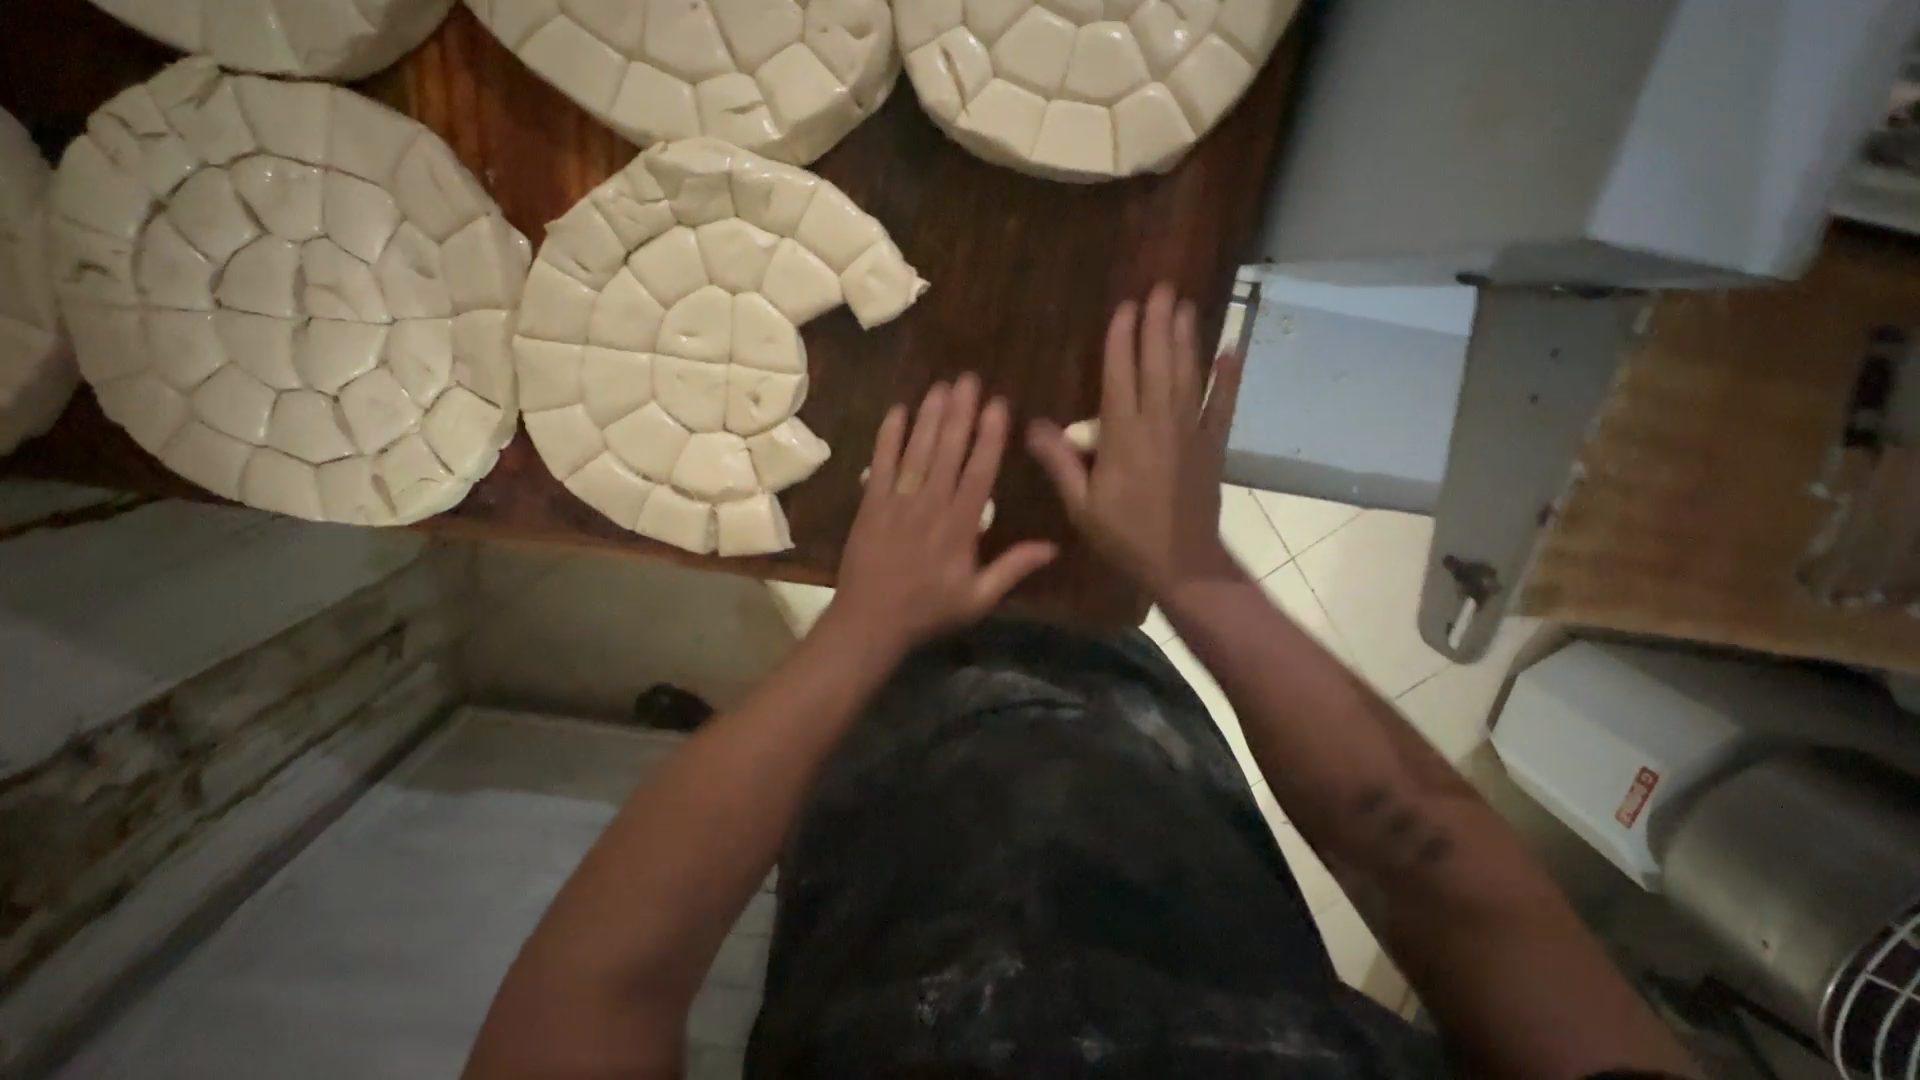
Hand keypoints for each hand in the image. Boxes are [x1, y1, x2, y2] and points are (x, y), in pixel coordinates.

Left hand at [828, 373, 1058, 650]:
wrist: (870, 622)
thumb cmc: (928, 611)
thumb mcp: (978, 598)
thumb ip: (1013, 568)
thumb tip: (1055, 547)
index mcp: (960, 527)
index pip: (979, 473)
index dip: (989, 437)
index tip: (998, 405)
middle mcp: (930, 506)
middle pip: (947, 451)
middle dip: (960, 413)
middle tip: (969, 379)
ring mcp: (897, 503)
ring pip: (916, 452)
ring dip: (929, 417)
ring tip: (941, 385)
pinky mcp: (869, 505)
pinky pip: (879, 464)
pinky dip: (887, 438)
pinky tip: (897, 410)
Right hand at [1027, 283, 1245, 595]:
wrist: (1181, 562)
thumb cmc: (1125, 535)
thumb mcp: (1082, 504)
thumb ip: (1059, 462)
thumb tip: (1033, 424)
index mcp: (1123, 435)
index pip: (1120, 375)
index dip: (1122, 339)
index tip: (1125, 307)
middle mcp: (1159, 423)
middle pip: (1158, 363)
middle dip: (1158, 324)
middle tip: (1162, 288)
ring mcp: (1190, 431)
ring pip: (1188, 375)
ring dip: (1187, 338)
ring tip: (1186, 306)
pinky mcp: (1212, 445)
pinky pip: (1222, 404)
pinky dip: (1227, 377)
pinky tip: (1231, 351)